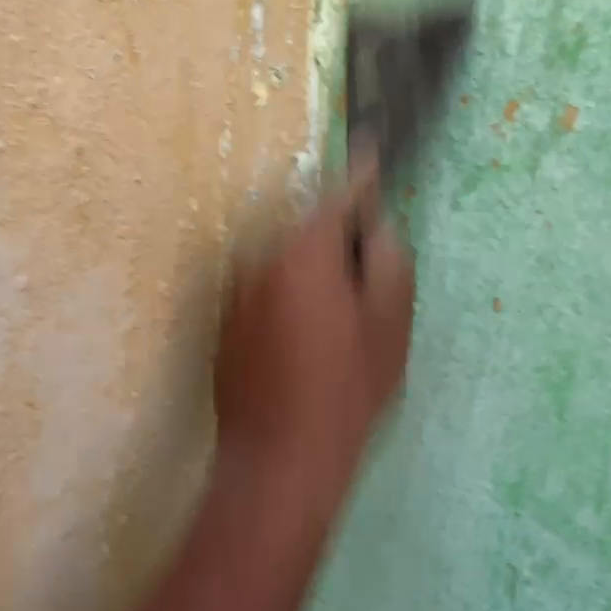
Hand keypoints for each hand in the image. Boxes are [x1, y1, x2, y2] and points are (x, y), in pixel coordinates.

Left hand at [214, 159, 415, 474]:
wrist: (277, 459)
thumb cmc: (344, 395)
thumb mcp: (389, 331)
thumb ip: (388, 265)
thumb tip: (378, 229)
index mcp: (304, 251)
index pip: (339, 195)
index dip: (362, 175)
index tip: (373, 150)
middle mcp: (258, 256)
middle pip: (304, 225)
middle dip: (333, 232)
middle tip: (362, 265)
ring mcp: (233, 286)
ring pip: (279, 255)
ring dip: (305, 262)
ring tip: (332, 310)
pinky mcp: (220, 317)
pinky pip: (260, 284)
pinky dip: (281, 288)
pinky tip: (300, 333)